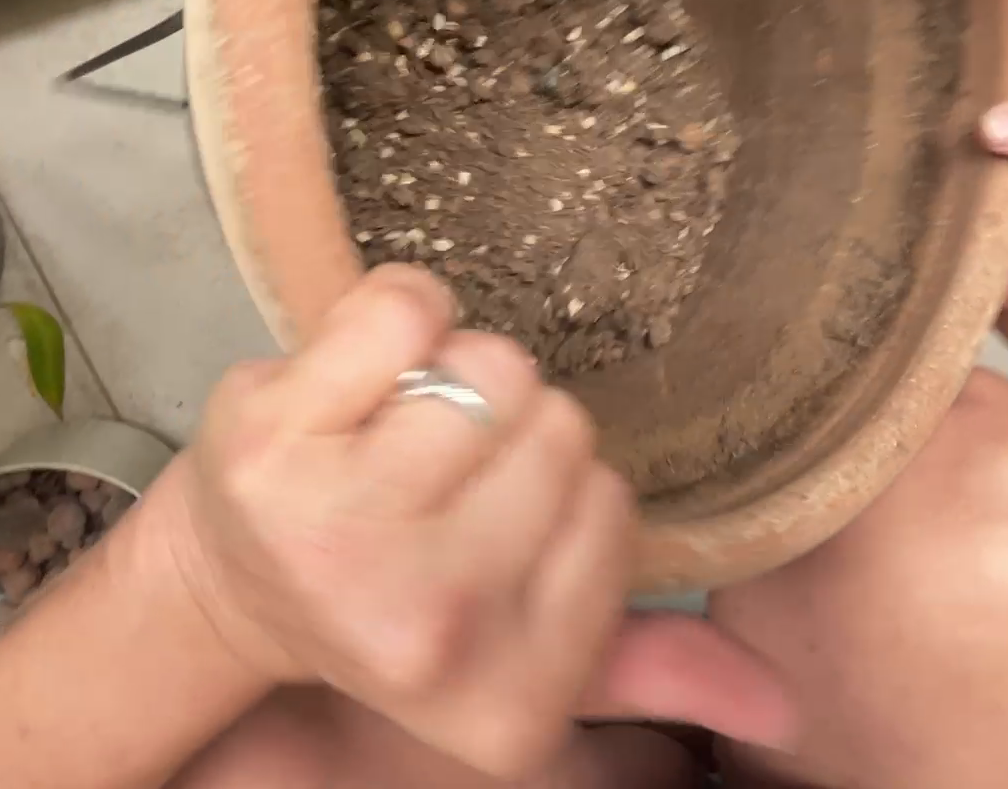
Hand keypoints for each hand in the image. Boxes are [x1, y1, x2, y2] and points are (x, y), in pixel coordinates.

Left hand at [143, 265, 791, 777]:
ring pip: (491, 364)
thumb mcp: (514, 653)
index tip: (499, 505)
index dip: (559, 482)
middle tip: (444, 458)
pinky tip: (368, 365)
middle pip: (556, 423)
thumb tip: (779, 702)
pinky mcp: (275, 434)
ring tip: (406, 418)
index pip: (611, 504)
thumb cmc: (383, 599)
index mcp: (507, 695)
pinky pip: (403, 306)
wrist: (228, 579)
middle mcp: (426, 624)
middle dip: (510, 423)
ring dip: (460, 369)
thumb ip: (639, 666)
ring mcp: (341, 526)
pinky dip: (404, 308)